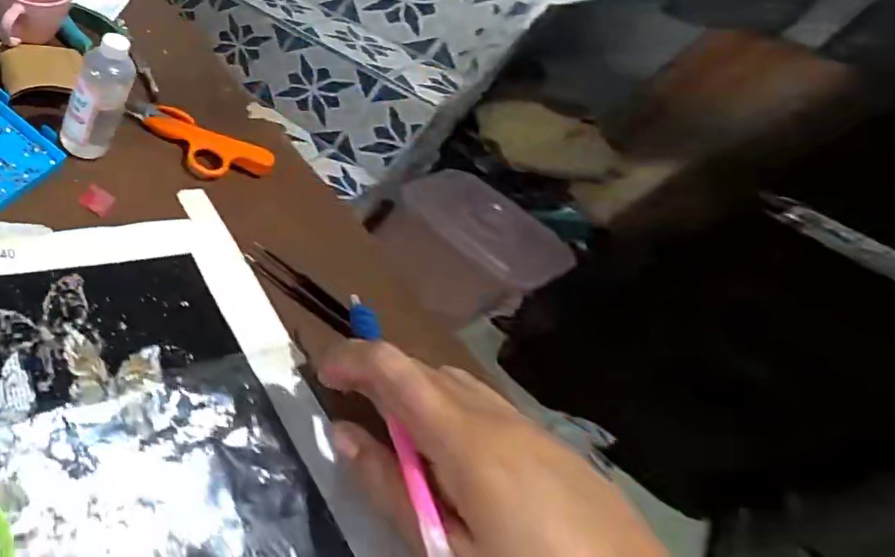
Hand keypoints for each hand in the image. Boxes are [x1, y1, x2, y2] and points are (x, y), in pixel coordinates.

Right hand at [319, 341, 665, 556]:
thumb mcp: (448, 553)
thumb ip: (389, 488)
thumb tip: (342, 431)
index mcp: (466, 437)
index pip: (390, 364)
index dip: (348, 357)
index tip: (322, 377)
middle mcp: (501, 419)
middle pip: (423, 370)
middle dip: (380, 379)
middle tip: (358, 417)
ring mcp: (542, 436)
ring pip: (461, 387)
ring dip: (421, 397)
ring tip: (411, 446)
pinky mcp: (571, 460)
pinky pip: (497, 414)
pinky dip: (460, 418)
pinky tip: (470, 473)